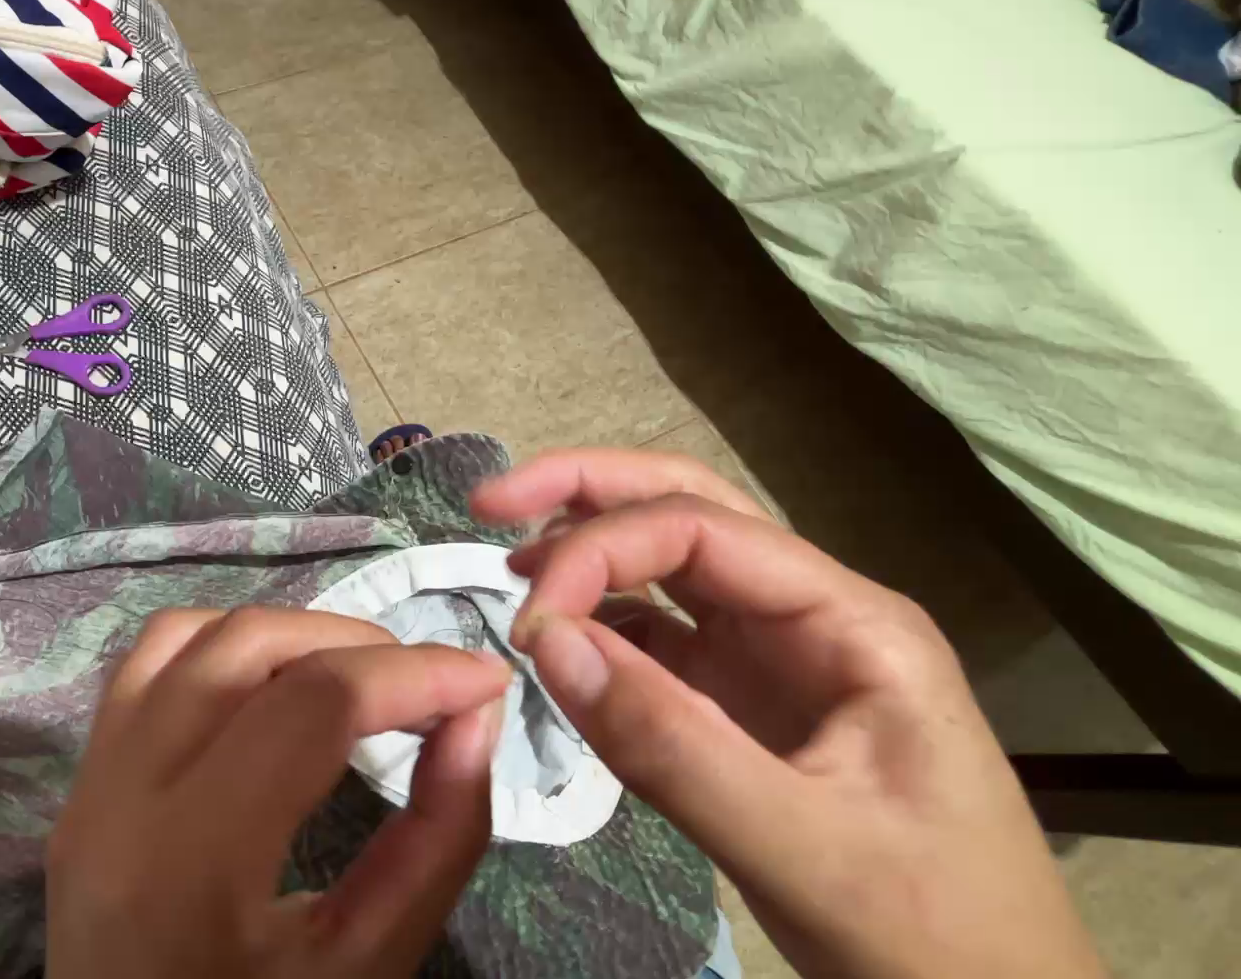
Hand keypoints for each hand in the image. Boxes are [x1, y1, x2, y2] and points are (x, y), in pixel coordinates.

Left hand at [46, 606, 511, 978]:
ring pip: (188, 636)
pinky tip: (271, 679)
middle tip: (425, 685)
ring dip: (286, 633)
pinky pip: (146, 665)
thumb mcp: (366, 971)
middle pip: (248, 647)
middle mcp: (119, 799)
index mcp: (189, 865)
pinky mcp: (79, 779)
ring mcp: (86, 781)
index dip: (414, 675)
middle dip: (356, 646)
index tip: (484, 680)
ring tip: (354, 674)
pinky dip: (221, 644)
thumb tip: (474, 719)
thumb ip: (436, 840)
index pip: (313, 707)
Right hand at [471, 449, 1106, 978]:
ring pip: (665, 556)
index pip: (699, 531)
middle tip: (491, 502)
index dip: (599, 552)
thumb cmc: (931, 935)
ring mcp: (770, 648)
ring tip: (513, 568)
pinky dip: (596, 617)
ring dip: (586, 545)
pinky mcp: (737, 690)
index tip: (528, 623)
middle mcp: (806, 610)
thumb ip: (670, 745)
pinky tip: (558, 639)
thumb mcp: (803, 851)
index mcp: (848, 620)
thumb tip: (544, 642)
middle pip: (684, 506)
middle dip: (583, 489)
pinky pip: (654, 628)